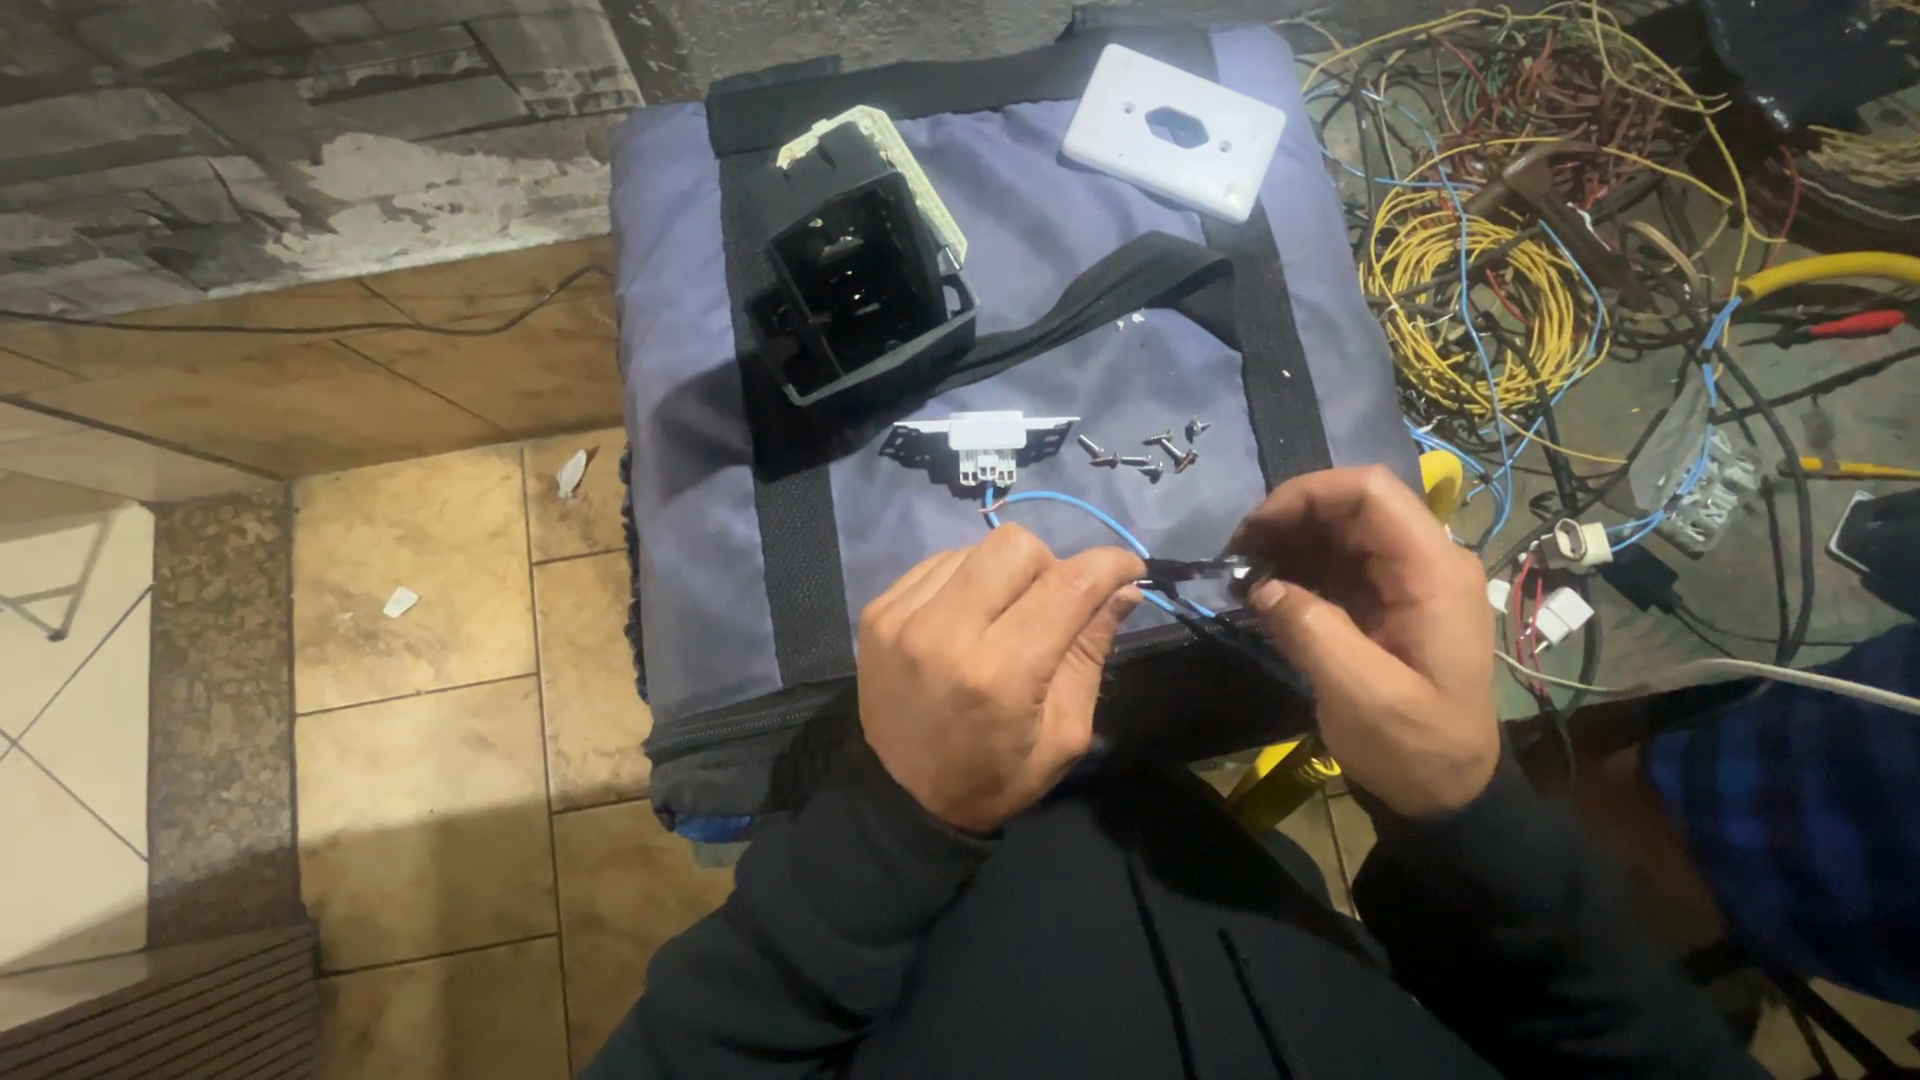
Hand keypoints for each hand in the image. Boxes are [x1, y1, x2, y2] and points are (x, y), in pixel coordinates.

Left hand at [856, 526, 1144, 833]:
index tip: (1128, 568)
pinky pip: (937, 564)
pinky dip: (964, 581)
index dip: (1108, 565)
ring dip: (1003, 574)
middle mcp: (945, 633)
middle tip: (1050, 604)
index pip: (1067, 586)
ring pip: (974, 547)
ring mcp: (902, 618)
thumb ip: (1090, 652)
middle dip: (1049, 565)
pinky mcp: (877, 612)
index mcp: (1000, 674)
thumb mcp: (1064, 734)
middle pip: (1015, 545)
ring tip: (1002, 617)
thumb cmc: (994, 776)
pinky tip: (965, 619)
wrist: (900, 798)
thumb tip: (1124, 590)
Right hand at [1230, 466, 1497, 817]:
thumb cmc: (1415, 744)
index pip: (1370, 492)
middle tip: (1237, 555)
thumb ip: (1310, 629)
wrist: (1447, 791)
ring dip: (1286, 542)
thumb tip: (1260, 586)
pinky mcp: (1384, 599)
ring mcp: (1405, 579)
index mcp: (1433, 571)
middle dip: (1287, 518)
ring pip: (1338, 529)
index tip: (1255, 530)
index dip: (1306, 495)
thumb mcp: (1360, 693)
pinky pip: (1335, 562)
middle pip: (1350, 505)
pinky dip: (1294, 567)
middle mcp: (1424, 561)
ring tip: (1242, 573)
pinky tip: (1263, 590)